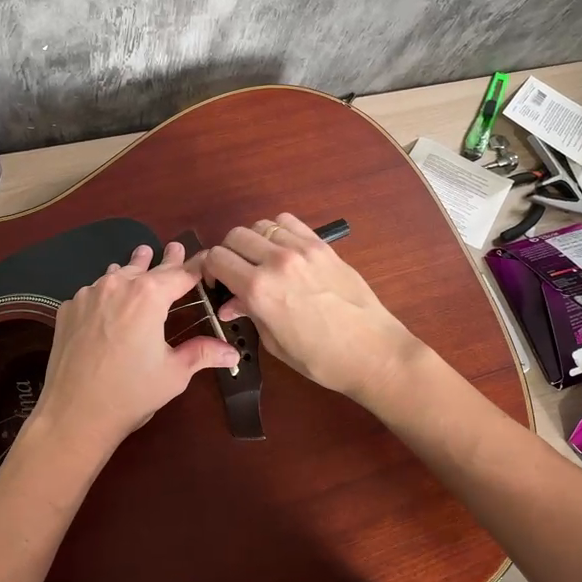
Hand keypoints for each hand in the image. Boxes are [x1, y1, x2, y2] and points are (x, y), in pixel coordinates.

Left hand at [32, 242, 239, 455]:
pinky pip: (93, 292)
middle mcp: (118, 285)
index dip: (197, 267)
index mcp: (149, 296)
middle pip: (148, 267)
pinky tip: (108, 302)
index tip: (208, 259)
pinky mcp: (68, 309)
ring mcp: (88, 294)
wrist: (74, 413)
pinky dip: (106, 292)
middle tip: (175, 247)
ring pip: (116, 274)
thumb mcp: (174, 373)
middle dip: (165, 259)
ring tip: (141, 258)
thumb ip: (202, 353)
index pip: (181, 273)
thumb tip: (232, 351)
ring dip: (132, 269)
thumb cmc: (131, 393)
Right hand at [203, 213, 424, 405]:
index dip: (208, 269)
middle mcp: (276, 261)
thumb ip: (249, 313)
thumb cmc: (321, 359)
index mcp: (259, 289)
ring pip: (260, 225)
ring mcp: (301, 249)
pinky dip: (277, 230)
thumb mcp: (275, 343)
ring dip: (252, 241)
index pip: (216, 258)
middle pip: (234, 236)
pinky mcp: (322, 245)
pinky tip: (283, 249)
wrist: (374, 352)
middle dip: (228, 253)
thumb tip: (229, 304)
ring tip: (260, 261)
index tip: (215, 281)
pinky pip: (288, 222)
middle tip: (235, 272)